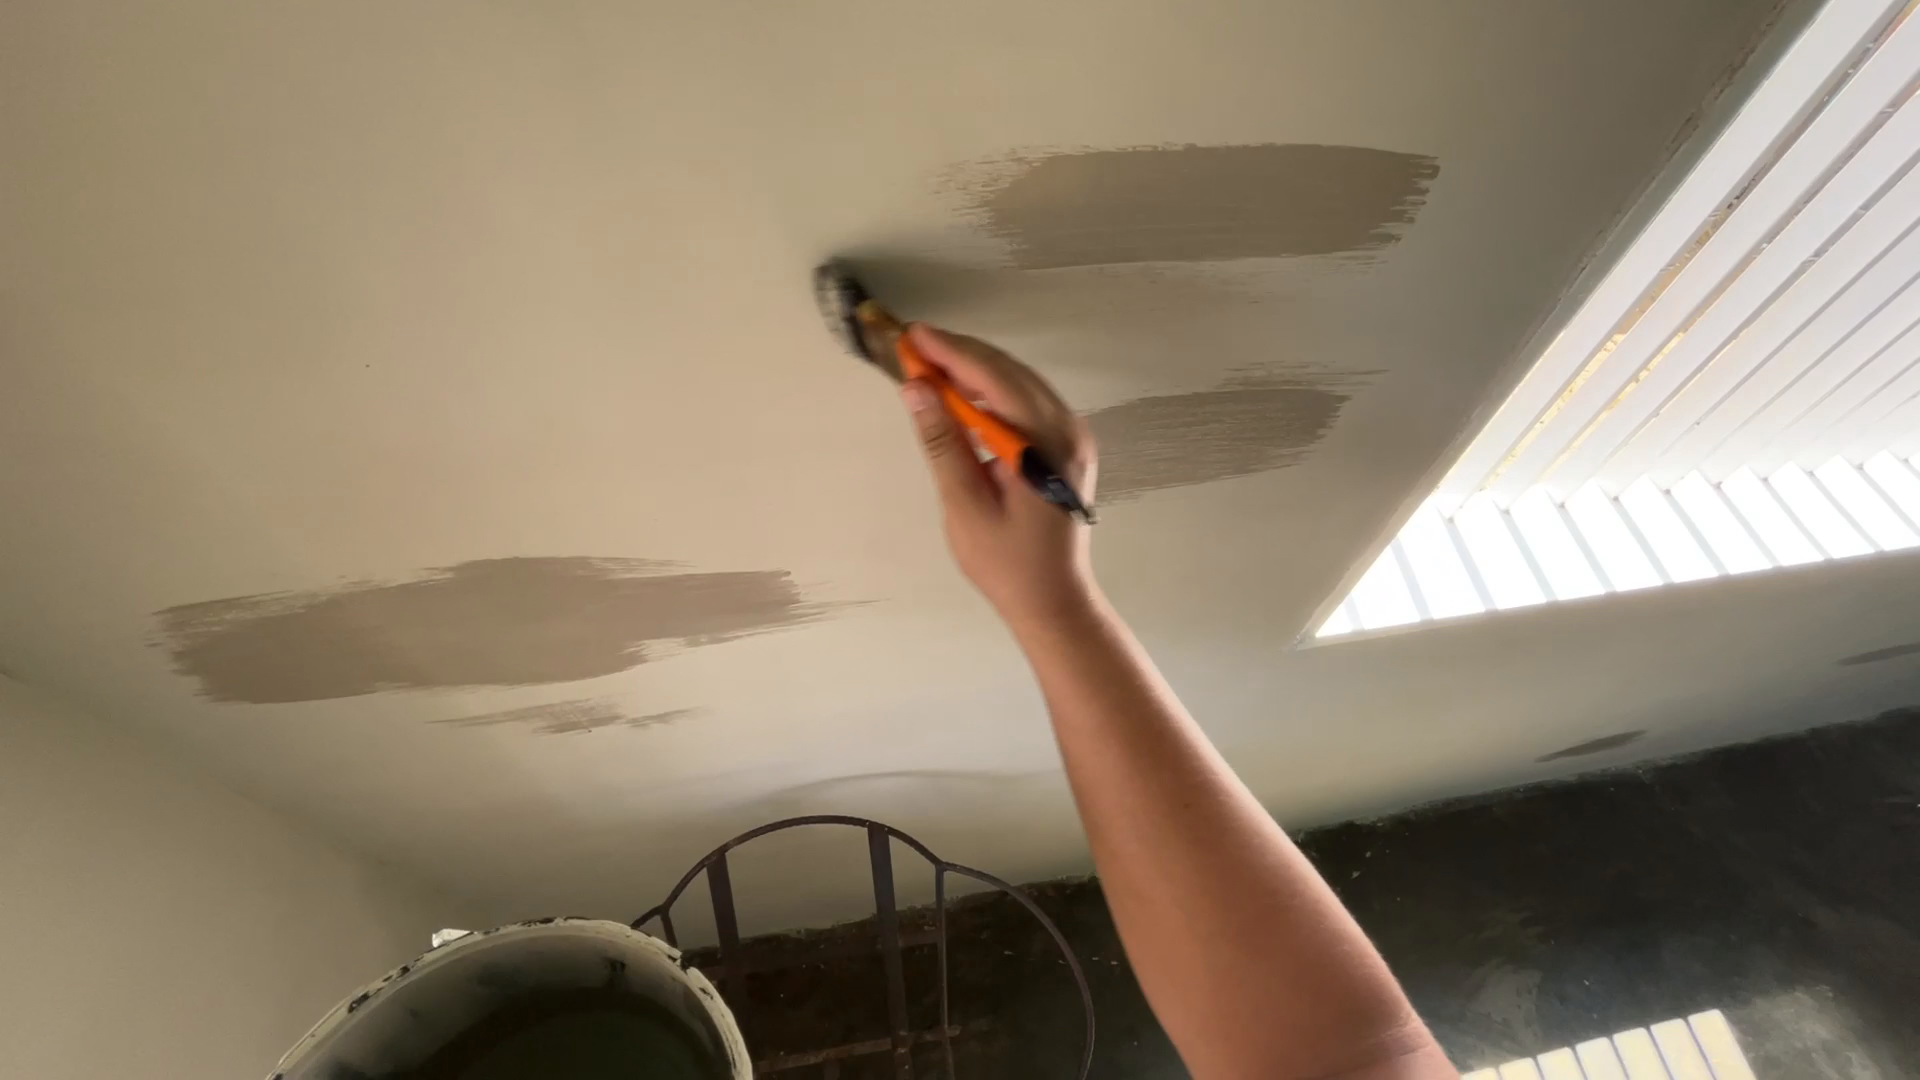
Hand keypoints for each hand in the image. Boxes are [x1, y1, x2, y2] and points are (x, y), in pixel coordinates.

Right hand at [899, 323, 1098, 624]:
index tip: (914, 336)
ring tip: (933, 364)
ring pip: (1022, 384)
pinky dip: (995, 391)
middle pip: (1012, 374)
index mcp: (1046, 446)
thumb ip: (943, 443)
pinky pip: (1030, 402)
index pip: (996, 381)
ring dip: (978, 370)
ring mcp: (1073, 438)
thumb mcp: (965, 506)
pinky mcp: (1068, 447)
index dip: (953, 354)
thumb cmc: (1005, 563)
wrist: (1052, 598)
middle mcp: (1068, 431)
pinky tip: (966, 394)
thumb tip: (917, 388)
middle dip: (962, 355)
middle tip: (915, 346)